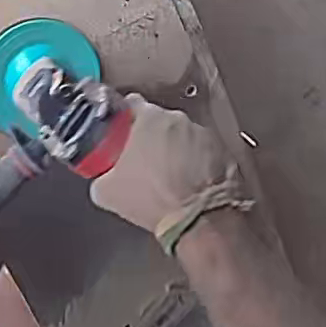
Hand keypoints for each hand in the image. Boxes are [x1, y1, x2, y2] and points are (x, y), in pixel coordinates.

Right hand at [89, 94, 247, 232]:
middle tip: (143, 159)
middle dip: (152, 136)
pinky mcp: (225, 152)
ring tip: (170, 174)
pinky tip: (190, 183)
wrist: (198, 222)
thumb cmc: (151, 199)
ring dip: (176, 148)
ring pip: (183, 135)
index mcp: (148, 119)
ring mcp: (204, 134)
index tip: (121, 133)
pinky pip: (204, 152)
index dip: (124, 118)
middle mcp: (178, 119)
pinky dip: (197, 162)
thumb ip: (100, 175)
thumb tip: (101, 178)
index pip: (132, 104)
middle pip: (159, 120)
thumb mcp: (107, 192)